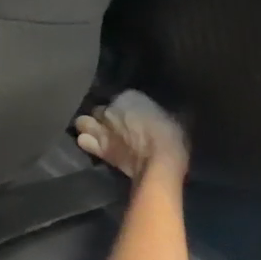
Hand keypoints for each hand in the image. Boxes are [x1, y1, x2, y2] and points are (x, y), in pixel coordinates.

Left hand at [74, 90, 189, 181]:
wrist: (160, 164)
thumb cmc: (173, 136)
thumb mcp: (177, 115)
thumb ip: (165, 110)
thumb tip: (171, 110)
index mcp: (129, 95)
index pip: (122, 95)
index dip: (126, 106)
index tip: (134, 113)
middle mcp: (110, 108)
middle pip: (100, 108)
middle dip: (105, 116)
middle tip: (115, 124)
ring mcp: (101, 129)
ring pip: (83, 122)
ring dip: (89, 126)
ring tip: (98, 133)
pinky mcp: (98, 149)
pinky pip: (83, 141)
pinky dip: (86, 142)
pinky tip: (93, 145)